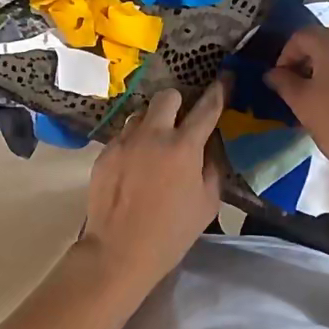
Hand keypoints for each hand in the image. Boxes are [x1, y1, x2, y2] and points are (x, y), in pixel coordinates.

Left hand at [79, 82, 224, 283]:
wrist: (119, 249)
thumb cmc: (171, 232)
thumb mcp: (207, 203)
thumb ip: (211, 167)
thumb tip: (209, 146)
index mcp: (183, 147)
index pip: (206, 109)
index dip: (218, 91)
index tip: (224, 79)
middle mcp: (152, 135)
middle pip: (166, 97)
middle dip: (178, 102)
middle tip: (181, 119)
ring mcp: (124, 141)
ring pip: (140, 114)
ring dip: (152, 122)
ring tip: (155, 143)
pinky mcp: (104, 153)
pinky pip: (123, 136)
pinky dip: (133, 142)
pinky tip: (135, 164)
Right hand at [263, 25, 328, 189]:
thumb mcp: (301, 102)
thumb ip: (283, 82)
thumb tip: (274, 74)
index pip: (301, 36)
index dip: (285, 56)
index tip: (281, 81)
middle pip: (325, 42)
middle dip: (306, 61)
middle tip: (297, 89)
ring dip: (326, 70)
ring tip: (320, 98)